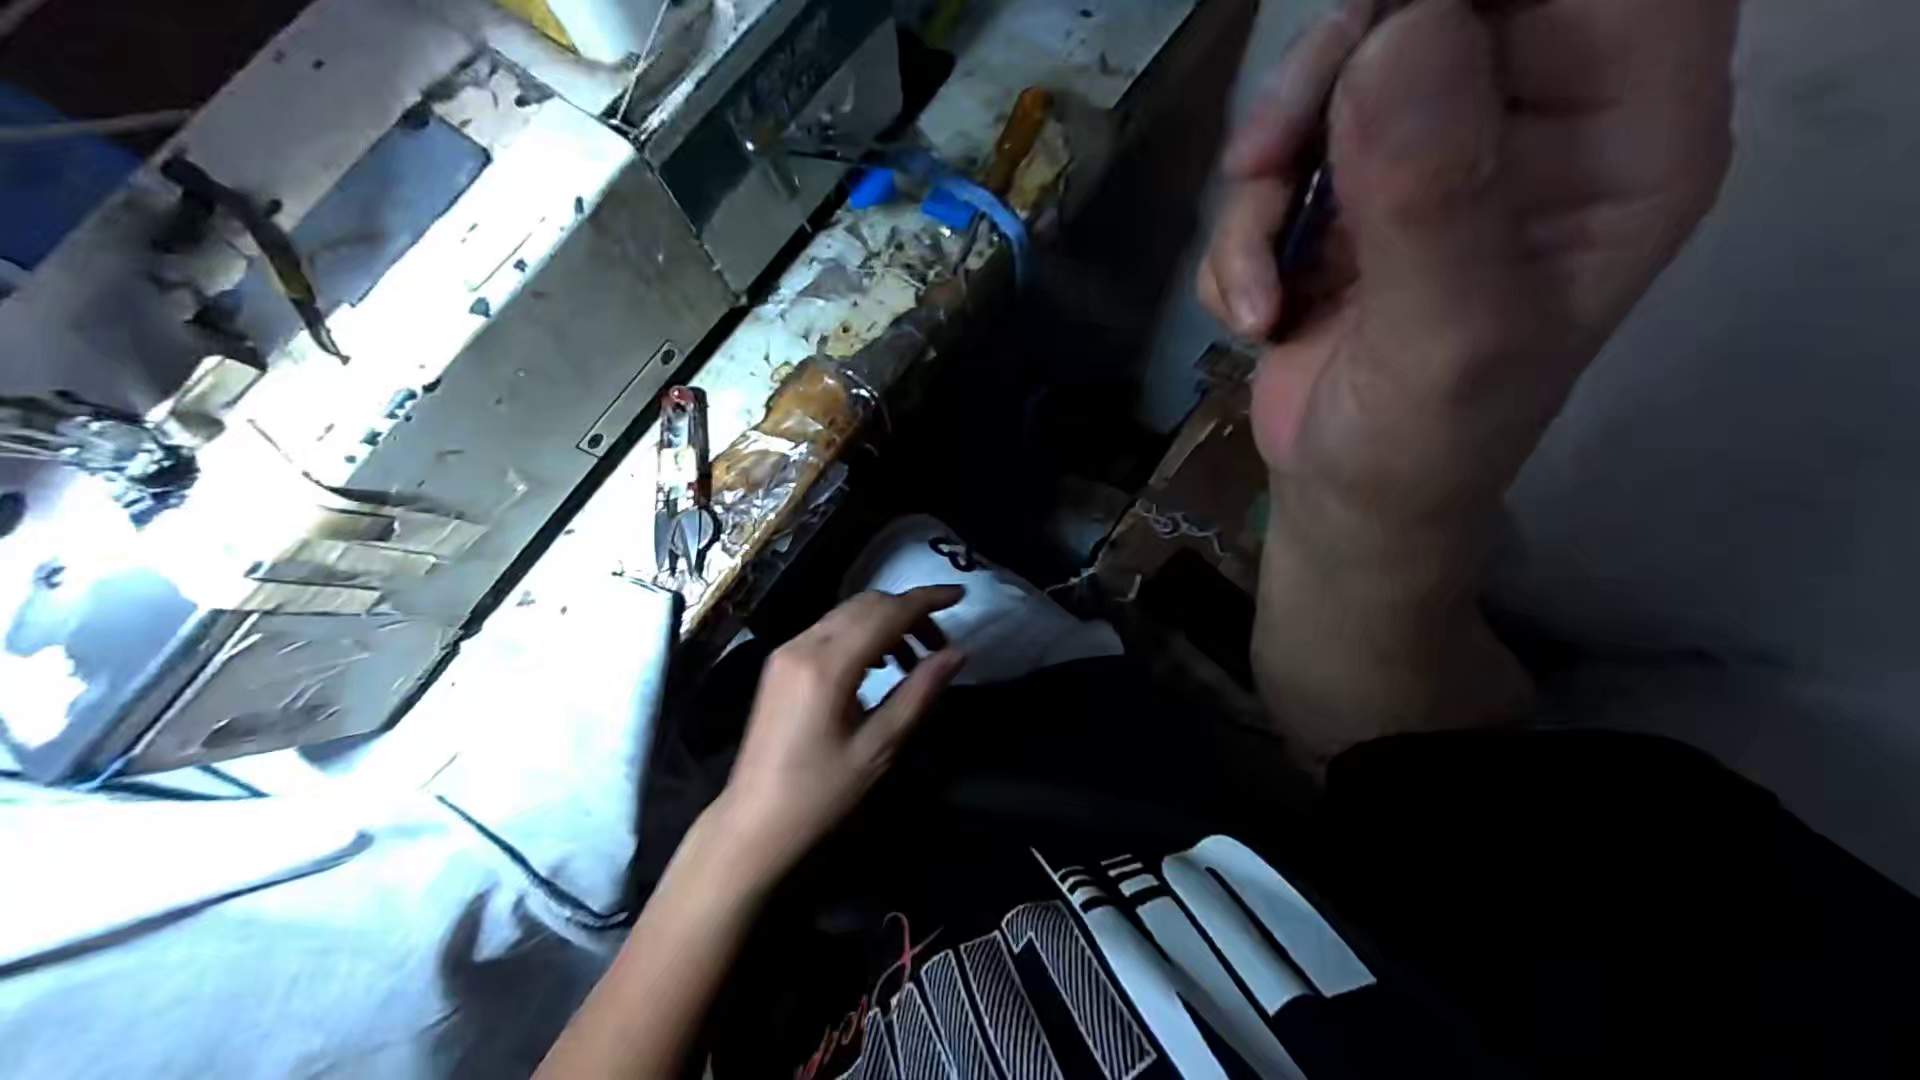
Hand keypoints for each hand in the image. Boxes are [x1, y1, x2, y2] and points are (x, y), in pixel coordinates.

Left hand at [708, 586, 965, 875]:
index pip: (885, 613)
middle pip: (866, 605)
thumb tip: (957, 653)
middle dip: (908, 612)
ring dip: (886, 622)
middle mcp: (803, 646)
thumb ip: (919, 693)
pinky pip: (830, 630)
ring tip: (915, 660)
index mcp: (827, 666)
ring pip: (847, 614)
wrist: (753, 823)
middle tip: (939, 643)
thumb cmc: (820, 794)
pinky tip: (880, 664)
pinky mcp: (781, 663)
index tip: (959, 596)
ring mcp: (787, 651)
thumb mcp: (878, 748)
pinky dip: (862, 634)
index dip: (926, 600)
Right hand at [1201, 0, 1736, 559]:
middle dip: (1320, 85)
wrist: (1344, 500)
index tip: (1369, 42)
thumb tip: (1394, 36)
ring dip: (1258, 199)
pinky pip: (1268, 179)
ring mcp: (1417, 167)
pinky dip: (1238, 249)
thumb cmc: (1424, 445)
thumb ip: (1434, 200)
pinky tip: (1251, 318)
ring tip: (1256, 299)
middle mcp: (1521, 130)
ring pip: (1322, 92)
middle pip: (1425, 12)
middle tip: (1257, 168)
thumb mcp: (1446, 340)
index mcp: (1617, 138)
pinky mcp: (1336, 210)